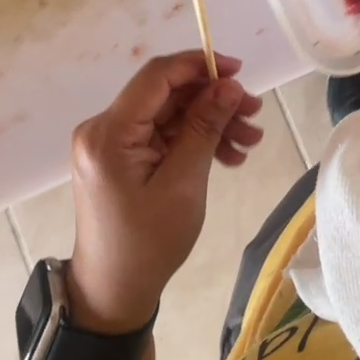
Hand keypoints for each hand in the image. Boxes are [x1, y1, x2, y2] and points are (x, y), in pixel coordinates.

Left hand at [67, 51, 262, 332]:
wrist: (113, 294)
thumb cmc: (148, 242)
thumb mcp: (184, 183)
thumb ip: (204, 127)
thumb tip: (228, 84)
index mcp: (110, 132)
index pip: (157, 76)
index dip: (199, 65)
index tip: (239, 71)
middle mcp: (104, 128)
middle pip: (168, 95)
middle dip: (214, 101)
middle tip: (255, 114)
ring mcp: (111, 143)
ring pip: (170, 114)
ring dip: (211, 122)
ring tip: (250, 141)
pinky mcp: (121, 158)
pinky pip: (163, 135)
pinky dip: (195, 140)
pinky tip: (228, 155)